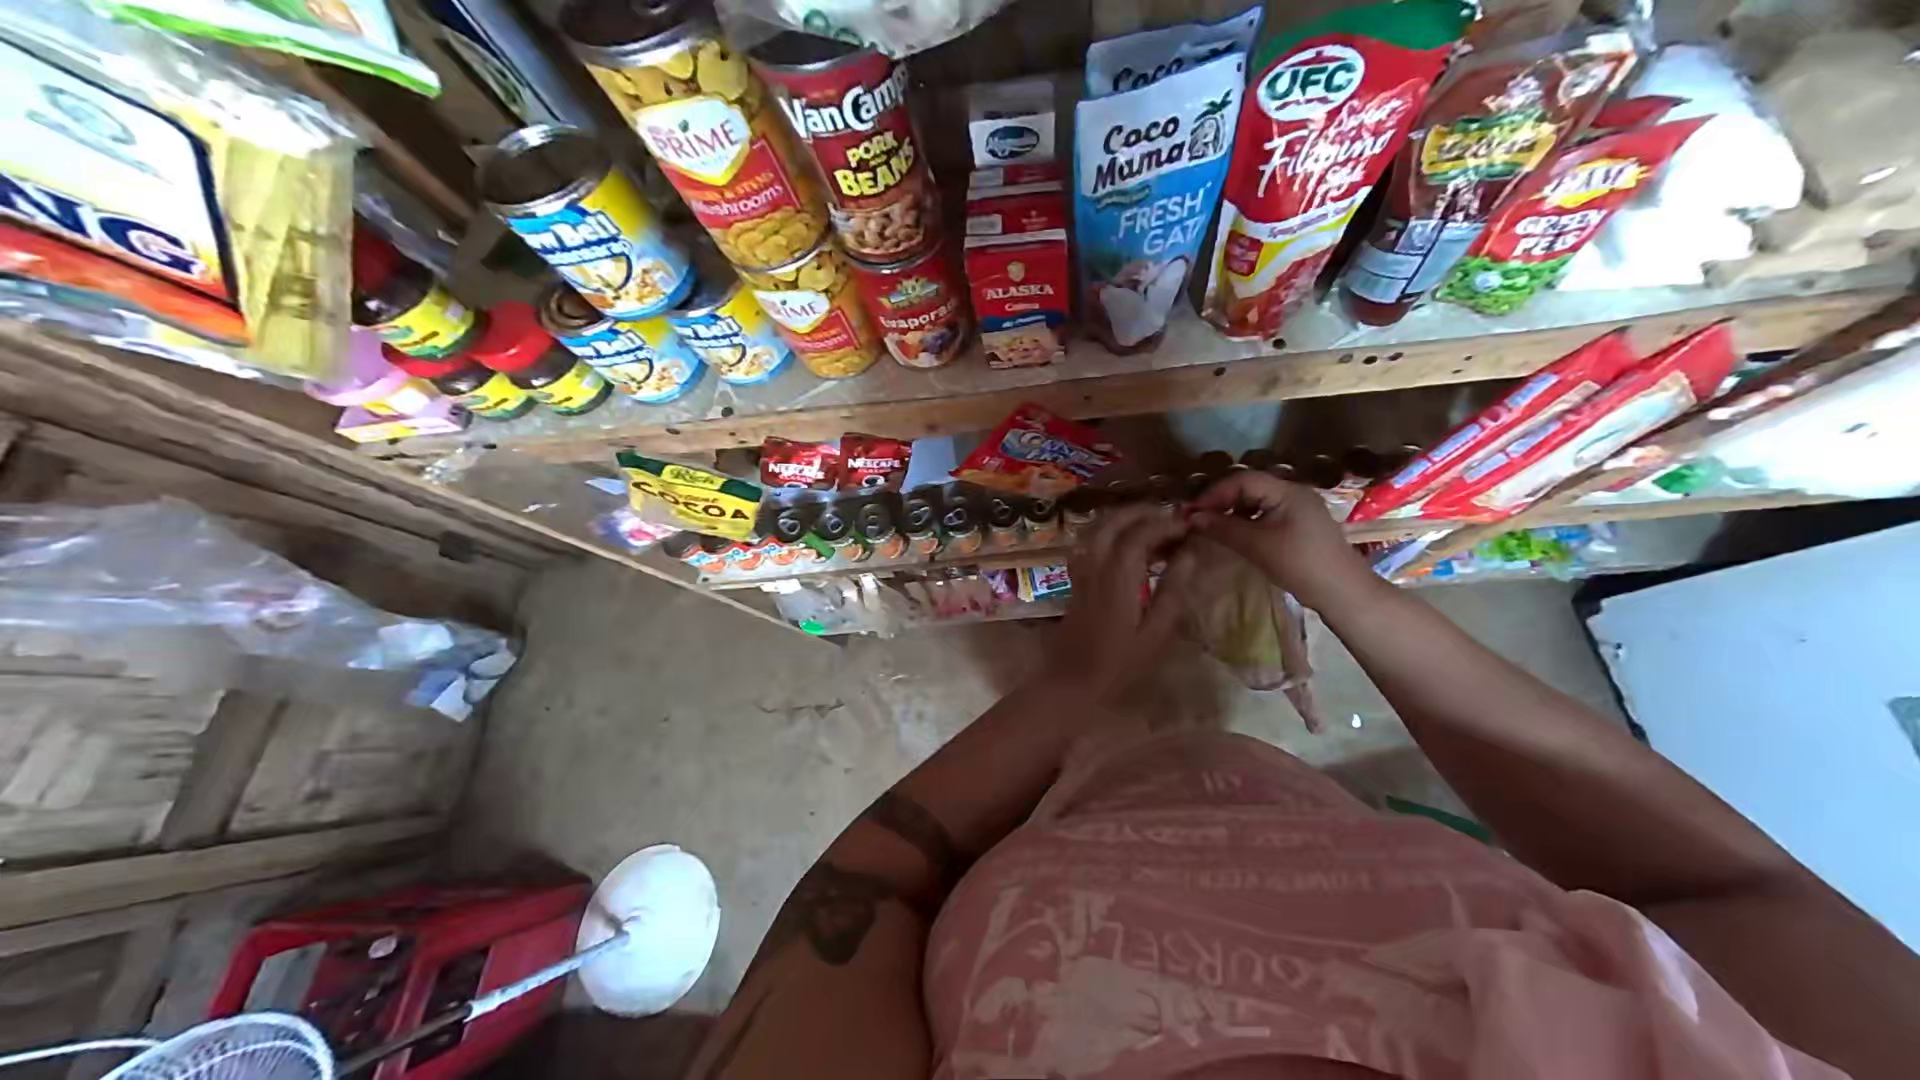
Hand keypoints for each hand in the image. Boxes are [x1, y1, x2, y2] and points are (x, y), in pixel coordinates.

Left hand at [1049, 503, 1192, 699]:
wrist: (1071, 683)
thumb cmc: (1120, 666)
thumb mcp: (1156, 634)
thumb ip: (1172, 591)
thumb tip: (1190, 554)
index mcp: (1117, 579)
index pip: (1139, 534)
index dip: (1164, 523)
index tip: (1189, 525)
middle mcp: (1095, 567)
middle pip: (1112, 522)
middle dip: (1142, 512)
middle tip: (1171, 517)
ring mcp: (1081, 572)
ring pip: (1096, 529)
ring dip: (1123, 519)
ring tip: (1152, 525)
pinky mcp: (1074, 581)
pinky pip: (1088, 543)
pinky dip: (1108, 533)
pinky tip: (1125, 544)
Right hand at [1187, 471, 1378, 610]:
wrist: (1342, 591)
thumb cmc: (1299, 563)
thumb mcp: (1257, 545)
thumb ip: (1223, 528)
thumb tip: (1193, 517)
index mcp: (1287, 491)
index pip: (1243, 480)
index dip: (1215, 493)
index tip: (1194, 512)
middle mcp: (1294, 493)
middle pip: (1250, 487)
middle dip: (1222, 501)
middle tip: (1200, 519)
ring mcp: (1299, 509)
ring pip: (1257, 502)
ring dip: (1233, 512)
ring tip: (1213, 528)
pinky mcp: (1300, 525)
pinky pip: (1266, 514)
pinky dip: (1247, 522)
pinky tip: (1235, 535)